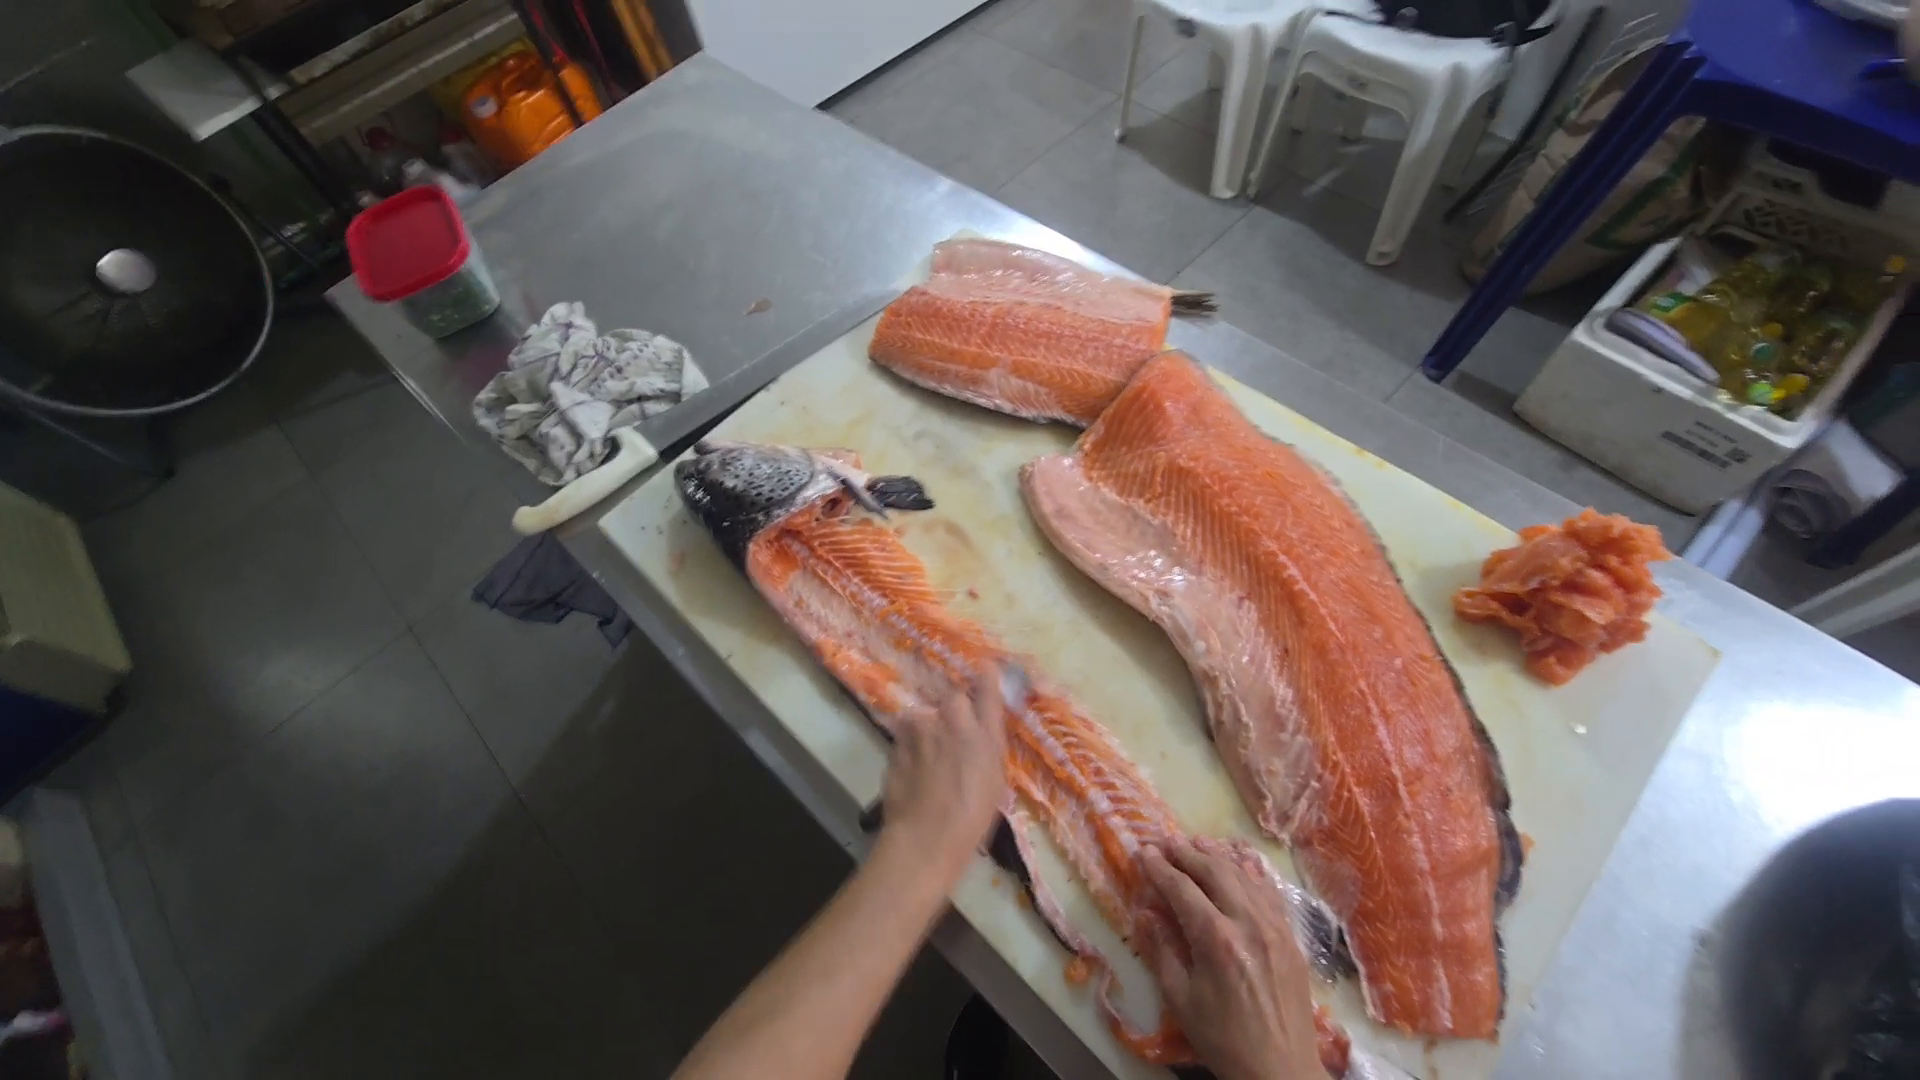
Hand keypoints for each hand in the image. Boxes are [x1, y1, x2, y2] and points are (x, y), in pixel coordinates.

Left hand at [878, 671, 1008, 881]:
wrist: (924, 838)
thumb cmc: (971, 818)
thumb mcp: (994, 780)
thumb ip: (988, 746)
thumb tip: (982, 729)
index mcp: (983, 732)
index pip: (987, 688)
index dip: (986, 677)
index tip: (985, 669)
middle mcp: (951, 720)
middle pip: (953, 697)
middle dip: (955, 706)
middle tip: (956, 730)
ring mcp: (919, 728)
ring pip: (926, 715)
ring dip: (929, 726)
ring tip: (930, 755)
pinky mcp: (895, 742)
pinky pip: (908, 735)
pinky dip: (912, 744)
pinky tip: (915, 767)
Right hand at [1139, 839, 1323, 1079]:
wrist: (1281, 1072)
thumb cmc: (1223, 1038)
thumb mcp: (1181, 999)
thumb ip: (1161, 950)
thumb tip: (1144, 911)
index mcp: (1217, 940)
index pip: (1182, 889)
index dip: (1160, 868)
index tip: (1143, 851)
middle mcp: (1249, 923)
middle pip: (1214, 871)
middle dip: (1186, 853)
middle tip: (1165, 842)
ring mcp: (1275, 927)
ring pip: (1243, 876)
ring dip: (1216, 856)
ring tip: (1195, 844)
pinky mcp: (1291, 937)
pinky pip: (1269, 892)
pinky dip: (1249, 873)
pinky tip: (1237, 866)